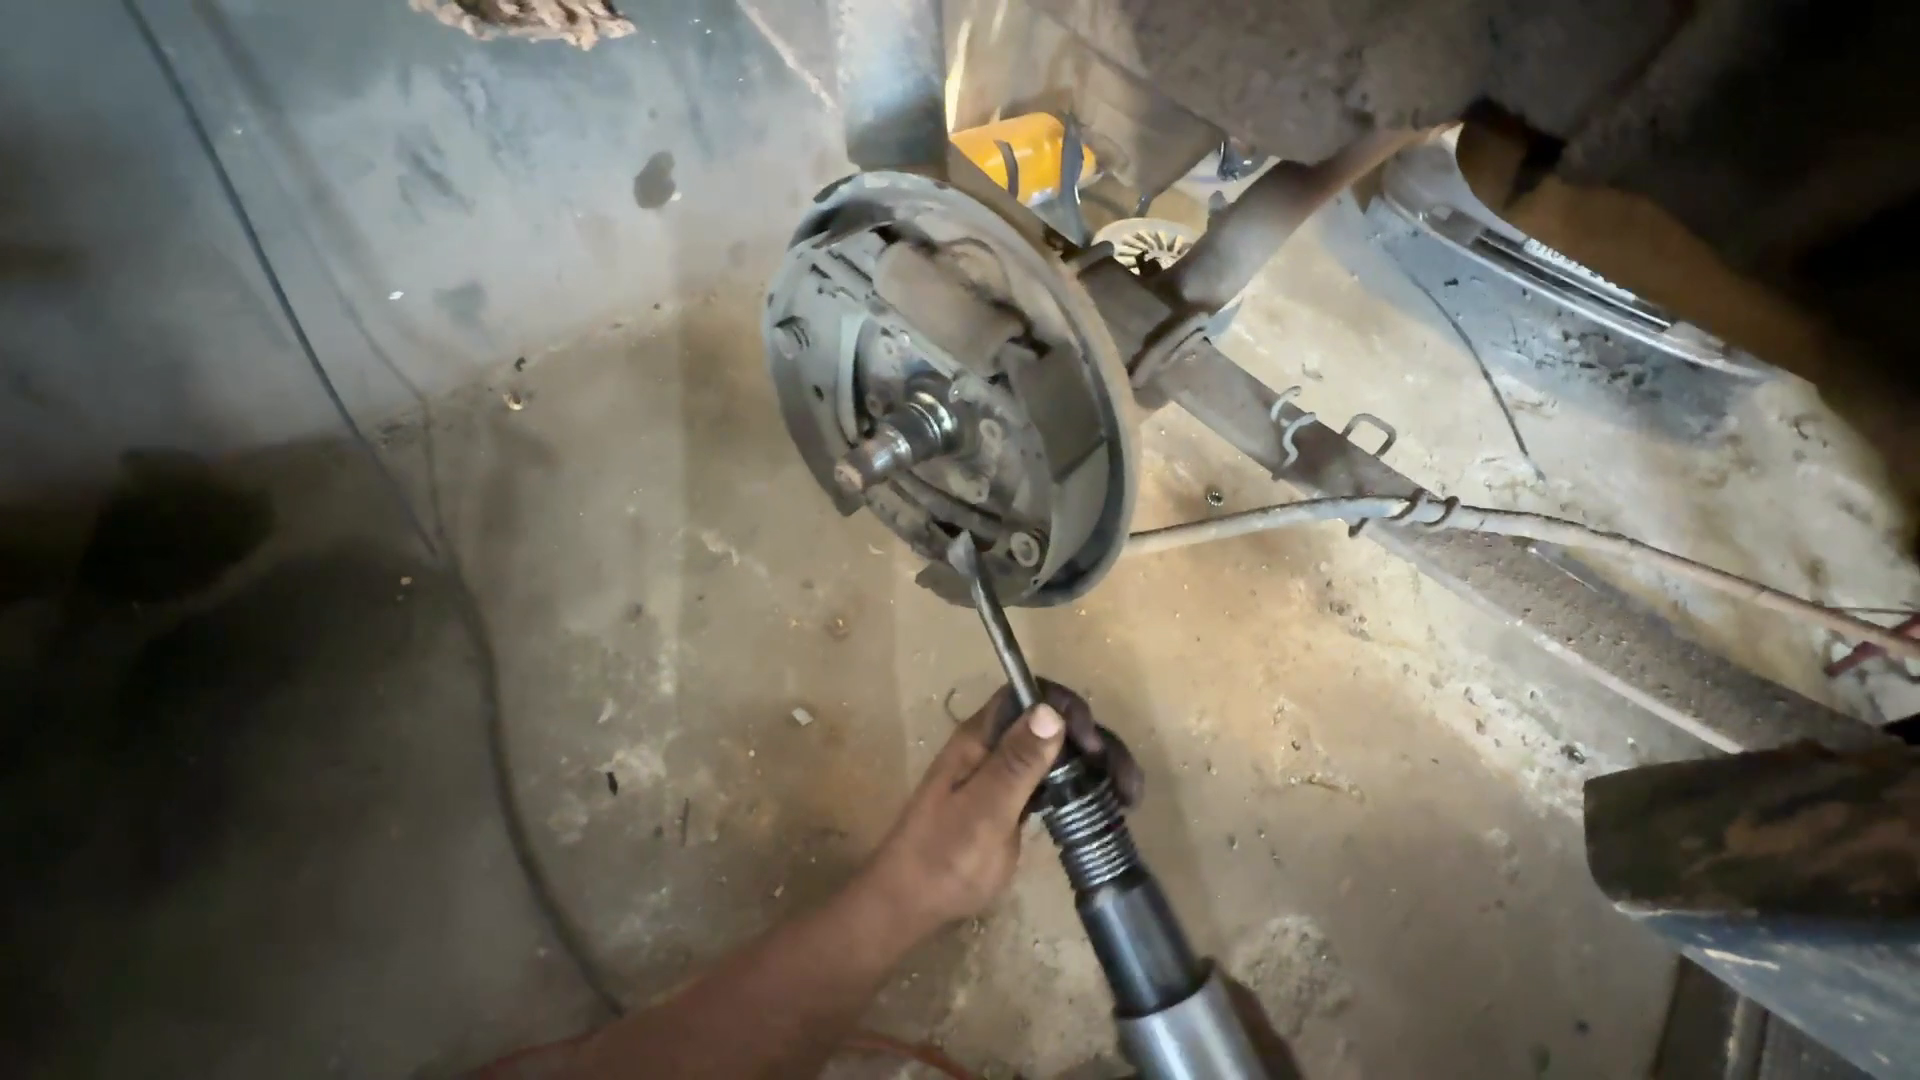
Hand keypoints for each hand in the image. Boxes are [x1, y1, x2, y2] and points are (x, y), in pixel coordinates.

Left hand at [858, 682, 1141, 935]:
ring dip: (1097, 764)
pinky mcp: (1014, 802)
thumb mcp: (983, 810)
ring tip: (1129, 796)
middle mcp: (994, 747)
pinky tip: (1110, 806)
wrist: (910, 903)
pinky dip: (1084, 787)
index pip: (1028, 695)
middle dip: (1094, 739)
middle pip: (1052, 722)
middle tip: (1124, 781)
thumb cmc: (943, 857)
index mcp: (981, 738)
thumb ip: (1017, 762)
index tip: (1092, 744)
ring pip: (1059, 751)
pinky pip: (1055, 780)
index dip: (1066, 707)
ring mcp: (1004, 775)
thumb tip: (1052, 710)